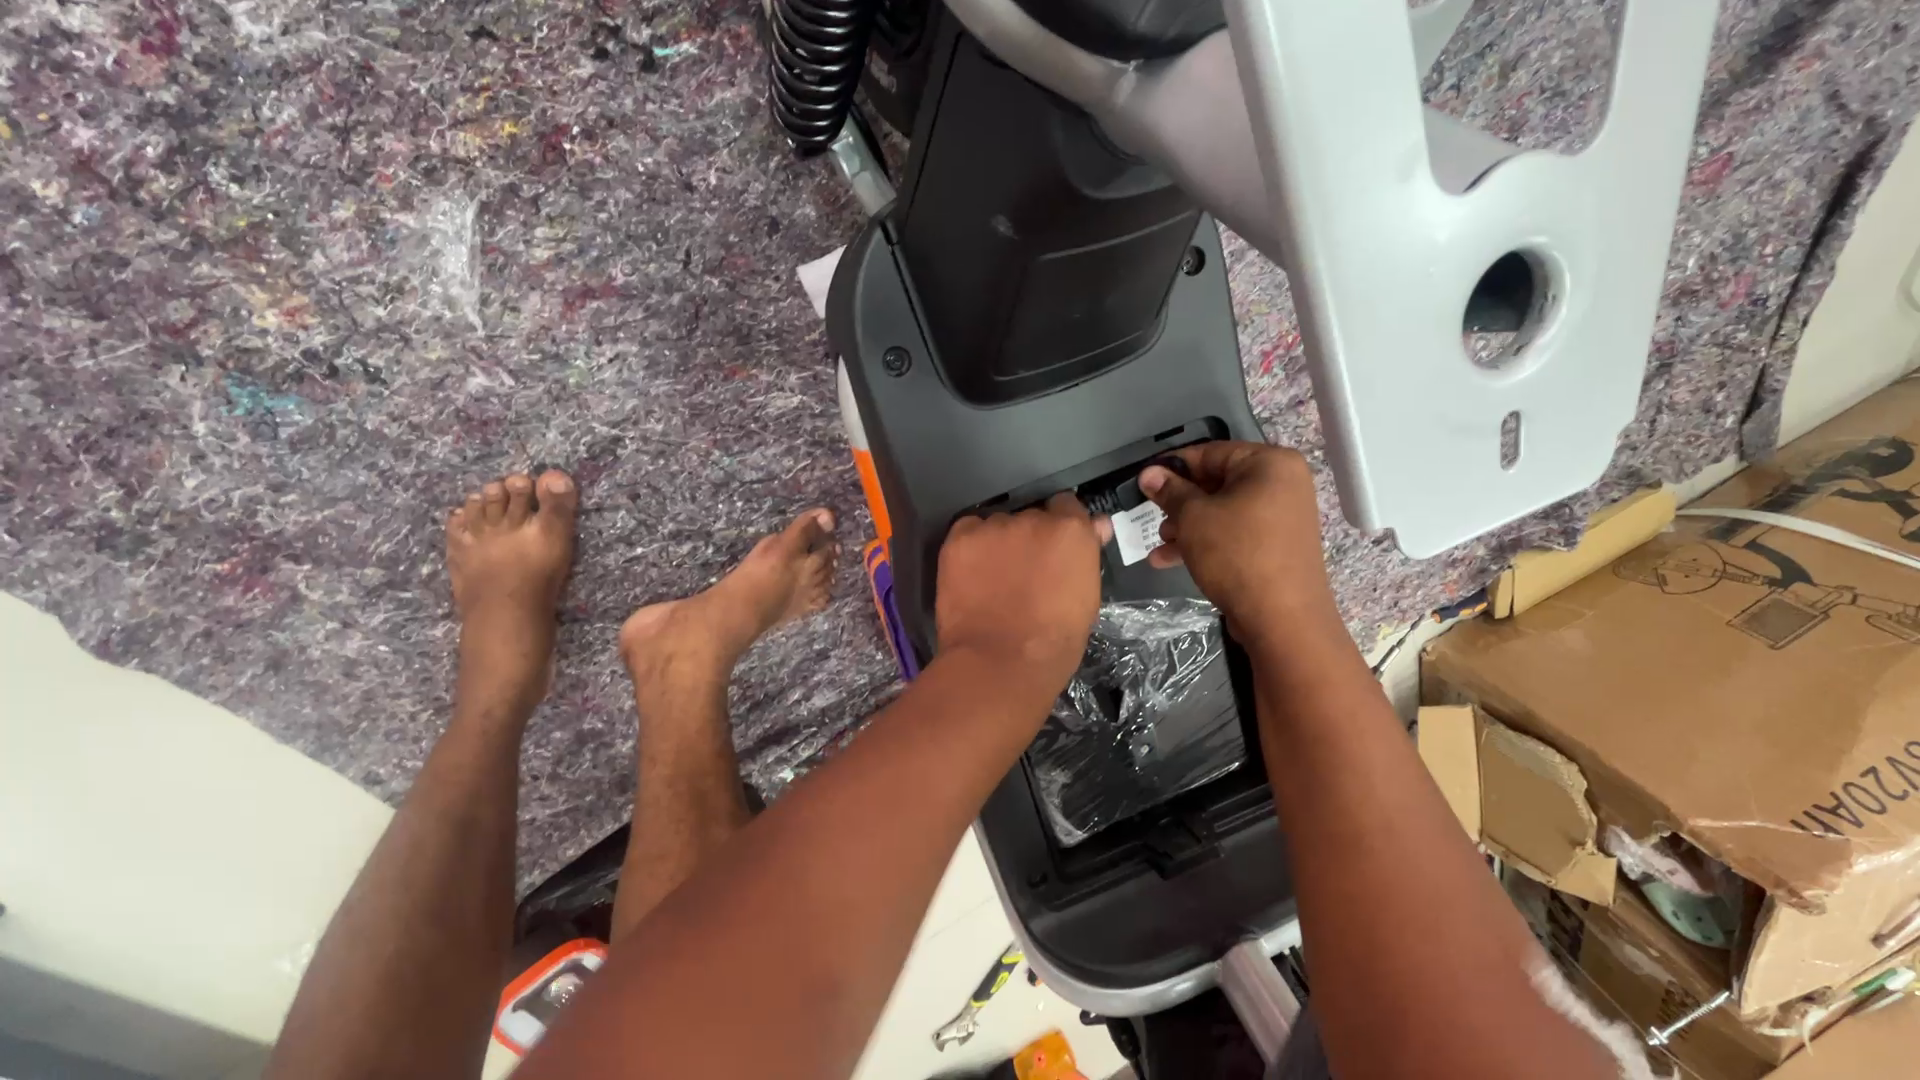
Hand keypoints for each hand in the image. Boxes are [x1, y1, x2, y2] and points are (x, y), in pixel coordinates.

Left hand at [934, 493, 1109, 700]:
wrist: (1002, 660)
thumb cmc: (1056, 640)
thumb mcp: (1086, 596)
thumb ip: (1085, 555)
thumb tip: (1096, 526)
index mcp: (1070, 530)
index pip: (1066, 506)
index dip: (1060, 526)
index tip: (1054, 549)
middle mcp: (1032, 518)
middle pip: (1030, 517)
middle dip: (1029, 539)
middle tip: (1023, 572)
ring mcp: (993, 527)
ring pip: (997, 525)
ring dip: (999, 544)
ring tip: (994, 579)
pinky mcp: (959, 539)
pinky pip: (967, 532)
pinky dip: (970, 548)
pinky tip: (972, 575)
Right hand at [1138, 442, 1341, 654]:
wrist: (1283, 619)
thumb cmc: (1237, 554)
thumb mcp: (1194, 517)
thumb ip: (1170, 491)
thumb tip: (1149, 473)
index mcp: (1269, 463)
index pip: (1210, 452)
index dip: (1172, 466)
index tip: (1142, 480)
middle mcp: (1282, 483)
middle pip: (1217, 482)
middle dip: (1179, 502)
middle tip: (1150, 515)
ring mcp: (1282, 516)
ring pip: (1222, 511)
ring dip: (1187, 525)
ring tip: (1160, 544)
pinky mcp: (1276, 545)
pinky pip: (1234, 533)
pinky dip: (1205, 541)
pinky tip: (1170, 560)